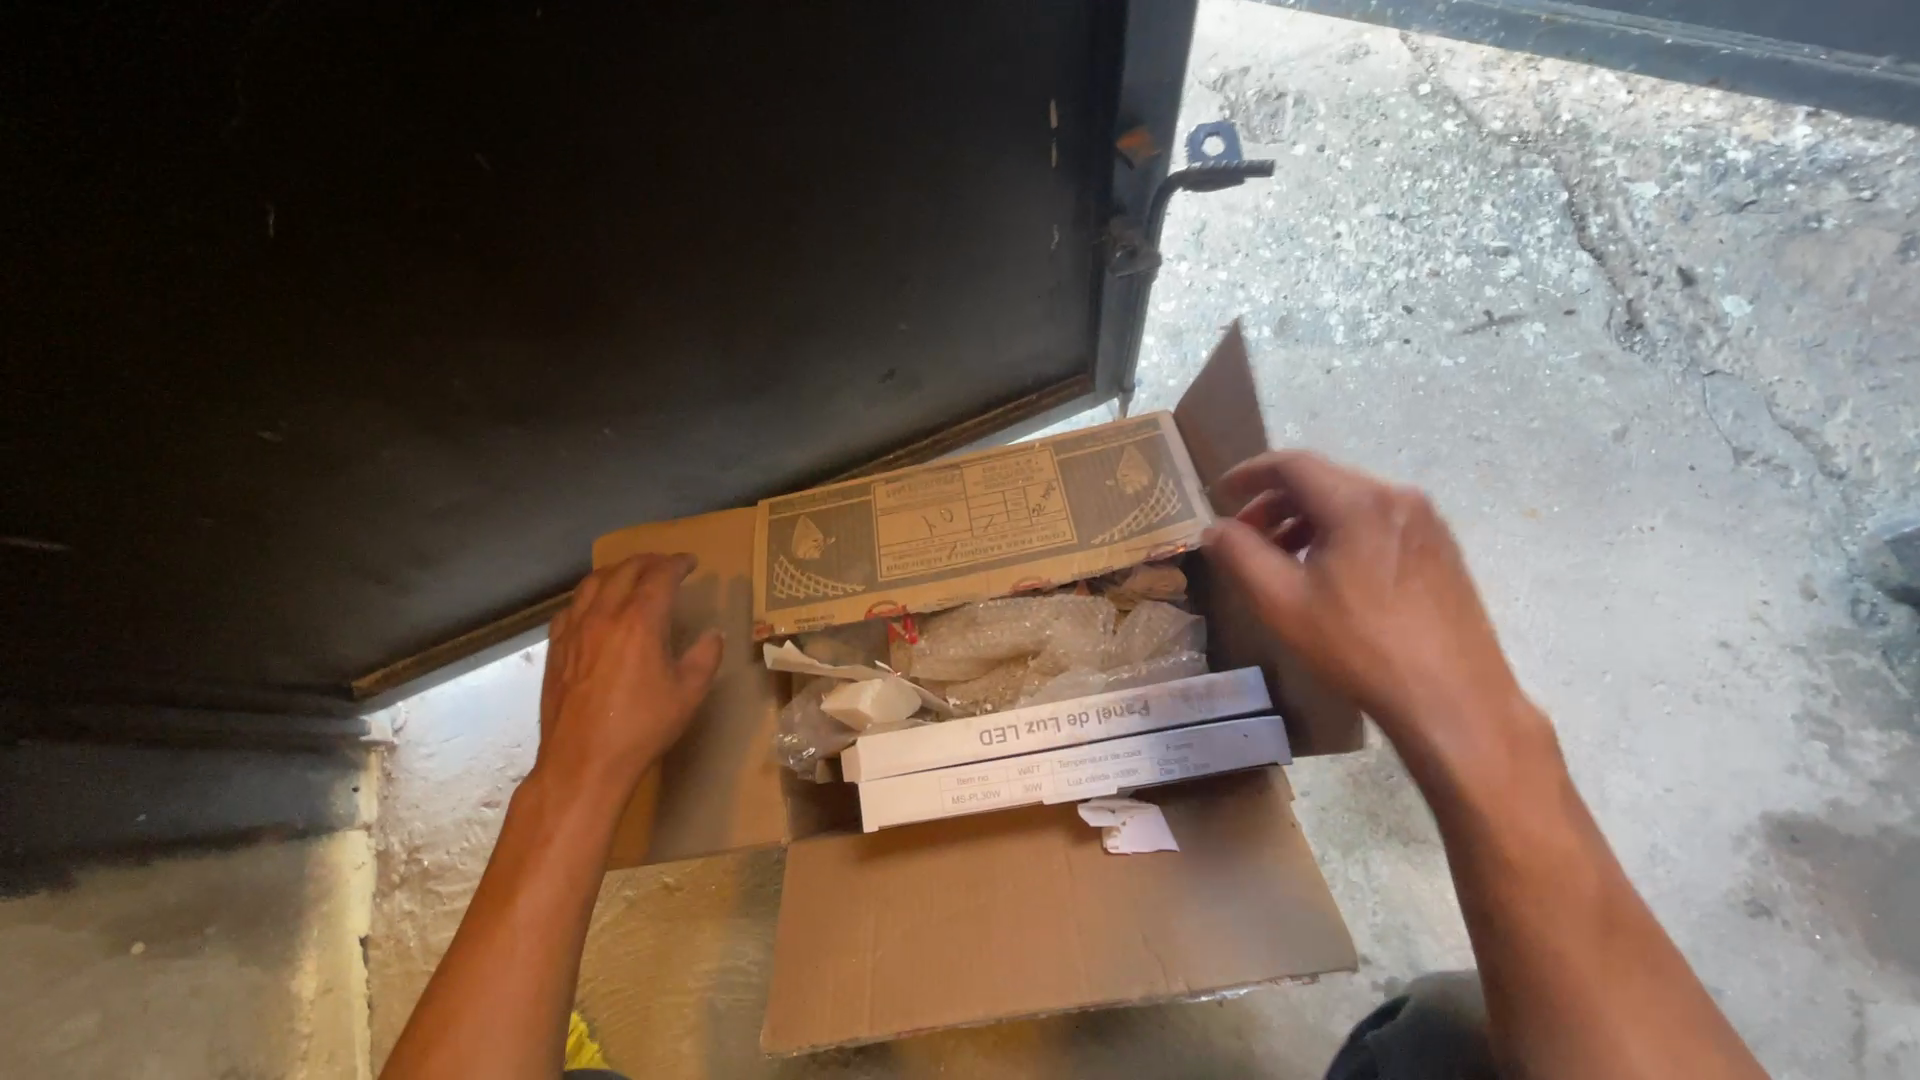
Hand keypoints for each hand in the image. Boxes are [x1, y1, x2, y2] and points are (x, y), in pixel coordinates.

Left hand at [536, 553, 724, 794]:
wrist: (584, 763)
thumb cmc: (642, 728)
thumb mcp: (688, 694)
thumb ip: (705, 657)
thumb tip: (713, 635)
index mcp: (640, 622)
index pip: (660, 576)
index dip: (677, 564)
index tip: (690, 563)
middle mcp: (604, 616)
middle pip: (624, 571)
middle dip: (648, 561)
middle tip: (665, 564)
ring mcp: (574, 631)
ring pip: (592, 583)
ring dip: (616, 572)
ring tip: (631, 575)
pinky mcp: (556, 650)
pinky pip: (571, 608)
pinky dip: (589, 596)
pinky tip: (596, 607)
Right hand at [1203, 451, 1543, 775]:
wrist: (1454, 700)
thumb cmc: (1359, 647)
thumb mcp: (1281, 602)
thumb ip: (1239, 555)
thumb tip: (1214, 528)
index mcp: (1359, 502)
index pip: (1293, 464)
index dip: (1249, 474)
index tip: (1219, 495)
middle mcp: (1398, 498)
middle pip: (1323, 481)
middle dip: (1274, 503)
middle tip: (1243, 536)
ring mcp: (1427, 523)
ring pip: (1350, 502)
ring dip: (1305, 520)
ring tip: (1280, 558)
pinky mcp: (1441, 550)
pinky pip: (1377, 523)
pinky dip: (1339, 533)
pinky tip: (1327, 574)